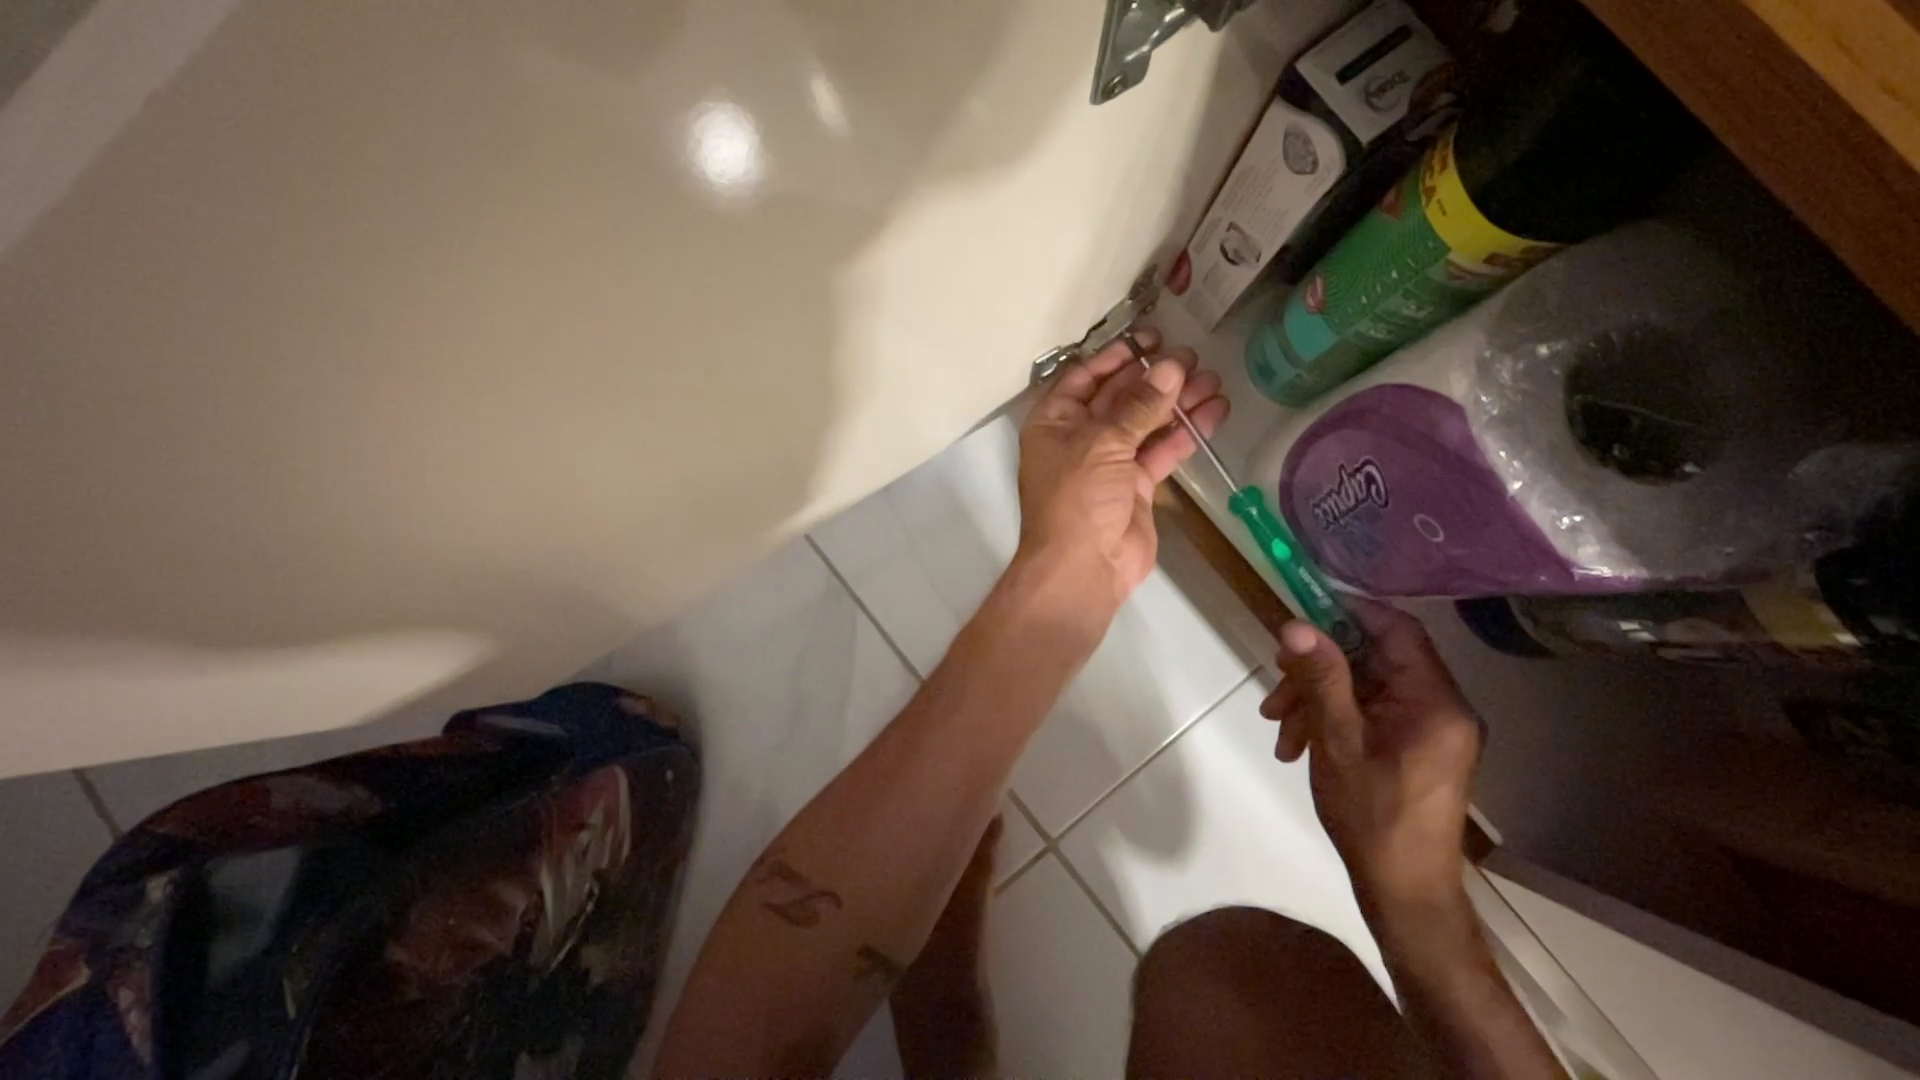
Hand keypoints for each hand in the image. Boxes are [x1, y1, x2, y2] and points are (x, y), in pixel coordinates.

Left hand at [1014, 328, 1228, 613]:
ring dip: (1177, 403)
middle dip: (1154, 378)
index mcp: (1054, 422)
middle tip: (1192, 357)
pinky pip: (1161, 451)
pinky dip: (1186, 434)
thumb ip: (1139, 405)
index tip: (1152, 339)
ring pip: (1145, 423)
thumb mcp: (1102, 443)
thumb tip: (1171, 367)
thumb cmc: (1077, 499)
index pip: (1084, 377)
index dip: (1116, 357)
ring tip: (1212, 379)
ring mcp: (1108, 463)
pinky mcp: (1135, 486)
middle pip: (1119, 397)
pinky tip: (1214, 412)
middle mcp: (1079, 438)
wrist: (1083, 569)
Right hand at [1261, 600, 1481, 912]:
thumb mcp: (1338, 743)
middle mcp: (1441, 707)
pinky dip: (1332, 721)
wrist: (1404, 892)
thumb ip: (1321, 680)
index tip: (1299, 620)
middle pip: (1373, 661)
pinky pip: (1371, 715)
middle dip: (1318, 671)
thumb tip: (1295, 625)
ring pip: (1366, 689)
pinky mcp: (1416, 748)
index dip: (1347, 615)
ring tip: (1279, 729)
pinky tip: (1298, 746)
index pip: (1396, 630)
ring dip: (1317, 700)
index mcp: (1434, 701)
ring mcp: (1430, 730)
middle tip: (1275, 691)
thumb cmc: (1373, 817)